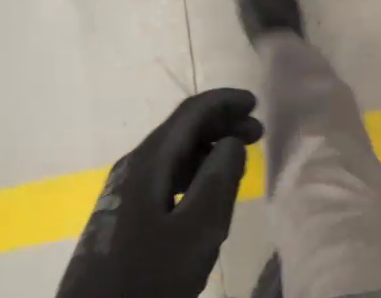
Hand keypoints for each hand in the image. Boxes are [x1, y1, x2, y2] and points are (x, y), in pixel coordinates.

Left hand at [55, 88, 262, 297]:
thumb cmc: (148, 279)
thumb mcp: (195, 233)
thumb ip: (217, 182)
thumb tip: (232, 141)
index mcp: (149, 161)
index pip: (190, 113)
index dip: (224, 102)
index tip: (255, 103)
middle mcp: (134, 165)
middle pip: (181, 130)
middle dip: (220, 123)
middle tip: (257, 133)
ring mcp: (126, 189)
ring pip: (173, 154)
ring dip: (208, 148)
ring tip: (238, 159)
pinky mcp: (124, 213)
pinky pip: (165, 176)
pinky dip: (193, 171)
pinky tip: (206, 191)